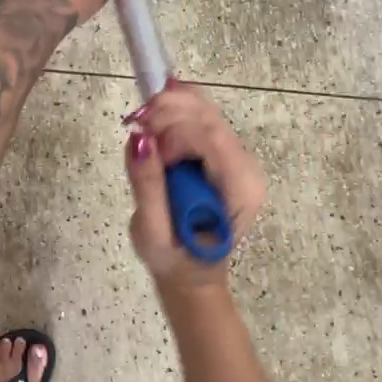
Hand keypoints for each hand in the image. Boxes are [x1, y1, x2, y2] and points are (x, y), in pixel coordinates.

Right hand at [123, 81, 267, 289]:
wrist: (192, 274)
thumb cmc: (174, 258)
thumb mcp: (152, 232)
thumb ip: (148, 186)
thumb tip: (140, 138)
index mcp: (239, 188)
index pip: (208, 136)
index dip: (171, 129)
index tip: (140, 140)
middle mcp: (246, 167)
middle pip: (207, 115)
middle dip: (167, 111)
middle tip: (134, 125)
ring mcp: (237, 157)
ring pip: (204, 109)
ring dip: (168, 107)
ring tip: (141, 124)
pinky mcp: (224, 153)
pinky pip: (201, 116)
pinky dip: (175, 109)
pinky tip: (155, 116)